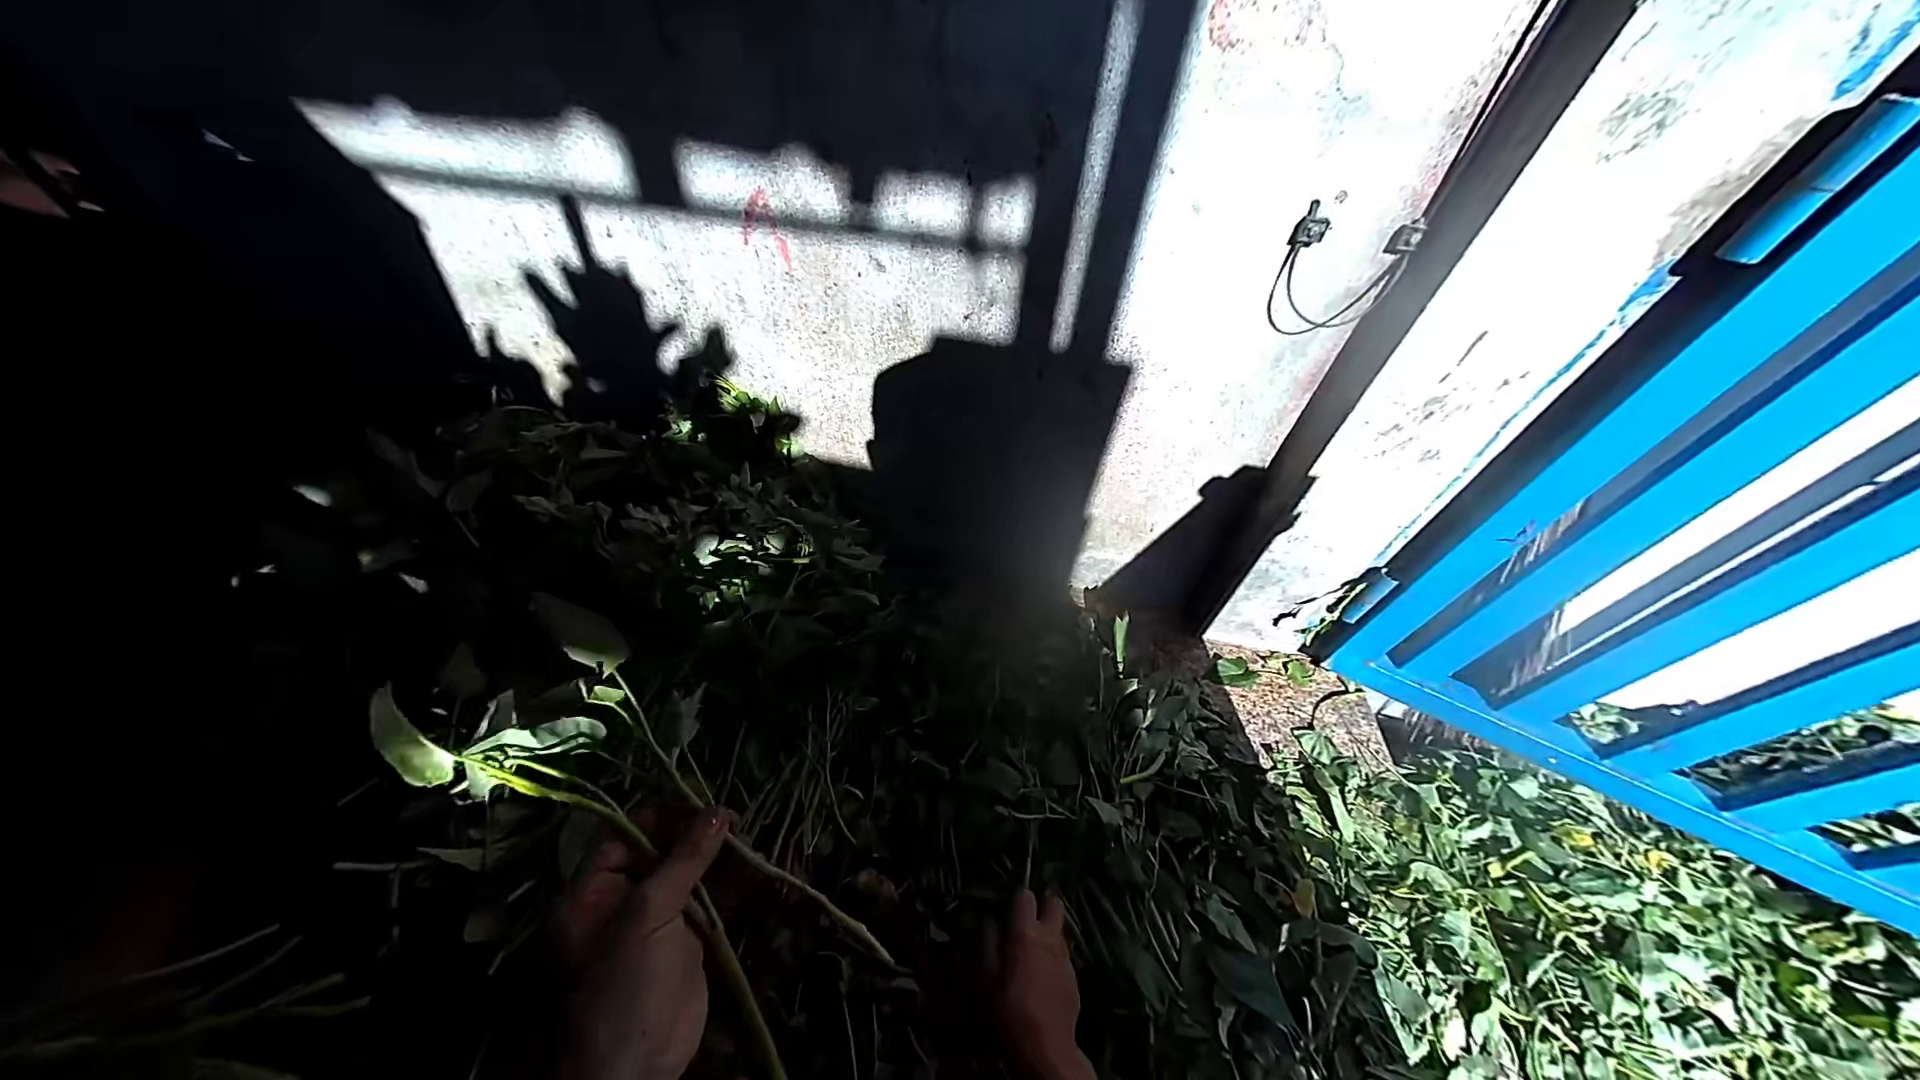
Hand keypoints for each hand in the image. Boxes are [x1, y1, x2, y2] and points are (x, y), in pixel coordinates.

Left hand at [558, 807, 730, 1079]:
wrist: (641, 1063)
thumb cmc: (628, 982)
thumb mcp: (650, 912)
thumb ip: (685, 857)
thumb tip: (718, 810)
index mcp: (594, 891)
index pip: (626, 833)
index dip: (664, 814)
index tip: (704, 802)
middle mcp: (621, 897)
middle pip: (661, 848)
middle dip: (696, 831)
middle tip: (734, 820)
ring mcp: (655, 916)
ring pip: (688, 869)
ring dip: (717, 852)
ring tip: (747, 837)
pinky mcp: (685, 933)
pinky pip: (706, 894)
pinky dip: (728, 878)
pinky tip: (750, 864)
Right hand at [996, 890, 1094, 1079]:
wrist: (1047, 1048)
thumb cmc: (1012, 1014)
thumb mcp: (987, 980)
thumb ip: (987, 946)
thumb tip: (988, 925)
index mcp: (1026, 935)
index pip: (1025, 897)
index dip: (1017, 897)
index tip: (1010, 904)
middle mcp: (1049, 940)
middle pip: (1054, 904)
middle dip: (1043, 905)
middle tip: (1029, 917)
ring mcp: (1064, 958)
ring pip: (1060, 930)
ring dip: (1047, 933)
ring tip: (1032, 949)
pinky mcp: (1073, 976)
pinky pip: (1063, 956)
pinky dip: (1053, 957)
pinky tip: (1042, 974)